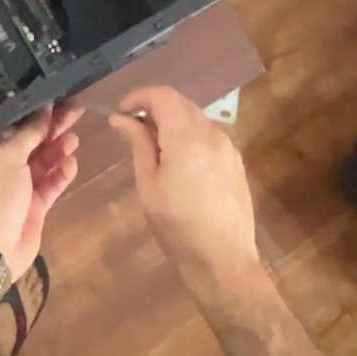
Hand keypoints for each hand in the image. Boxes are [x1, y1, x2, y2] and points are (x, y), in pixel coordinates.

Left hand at [0, 103, 84, 276]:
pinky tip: (73, 162)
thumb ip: (29, 134)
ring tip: (75, 137)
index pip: (13, 127)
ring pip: (42, 163)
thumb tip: (44, 110)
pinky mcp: (34, 207)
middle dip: (52, 128)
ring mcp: (18, 189)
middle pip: (31, 143)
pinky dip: (61, 174)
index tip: (56, 100)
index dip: (35, 114)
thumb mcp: (7, 157)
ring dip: (58, 150)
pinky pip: (50, 185)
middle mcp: (1, 168)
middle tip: (75, 111)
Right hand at [108, 87, 259, 287]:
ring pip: (196, 118)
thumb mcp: (148, 185)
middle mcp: (213, 135)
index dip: (138, 97)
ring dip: (172, 122)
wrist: (223, 260)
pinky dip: (189, 136)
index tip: (121, 112)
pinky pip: (209, 135)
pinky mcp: (236, 161)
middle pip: (181, 103)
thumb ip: (138, 145)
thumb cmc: (177, 227)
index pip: (163, 95)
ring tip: (153, 148)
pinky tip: (178, 162)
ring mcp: (229, 147)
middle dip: (154, 107)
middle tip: (132, 129)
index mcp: (187, 139)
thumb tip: (121, 119)